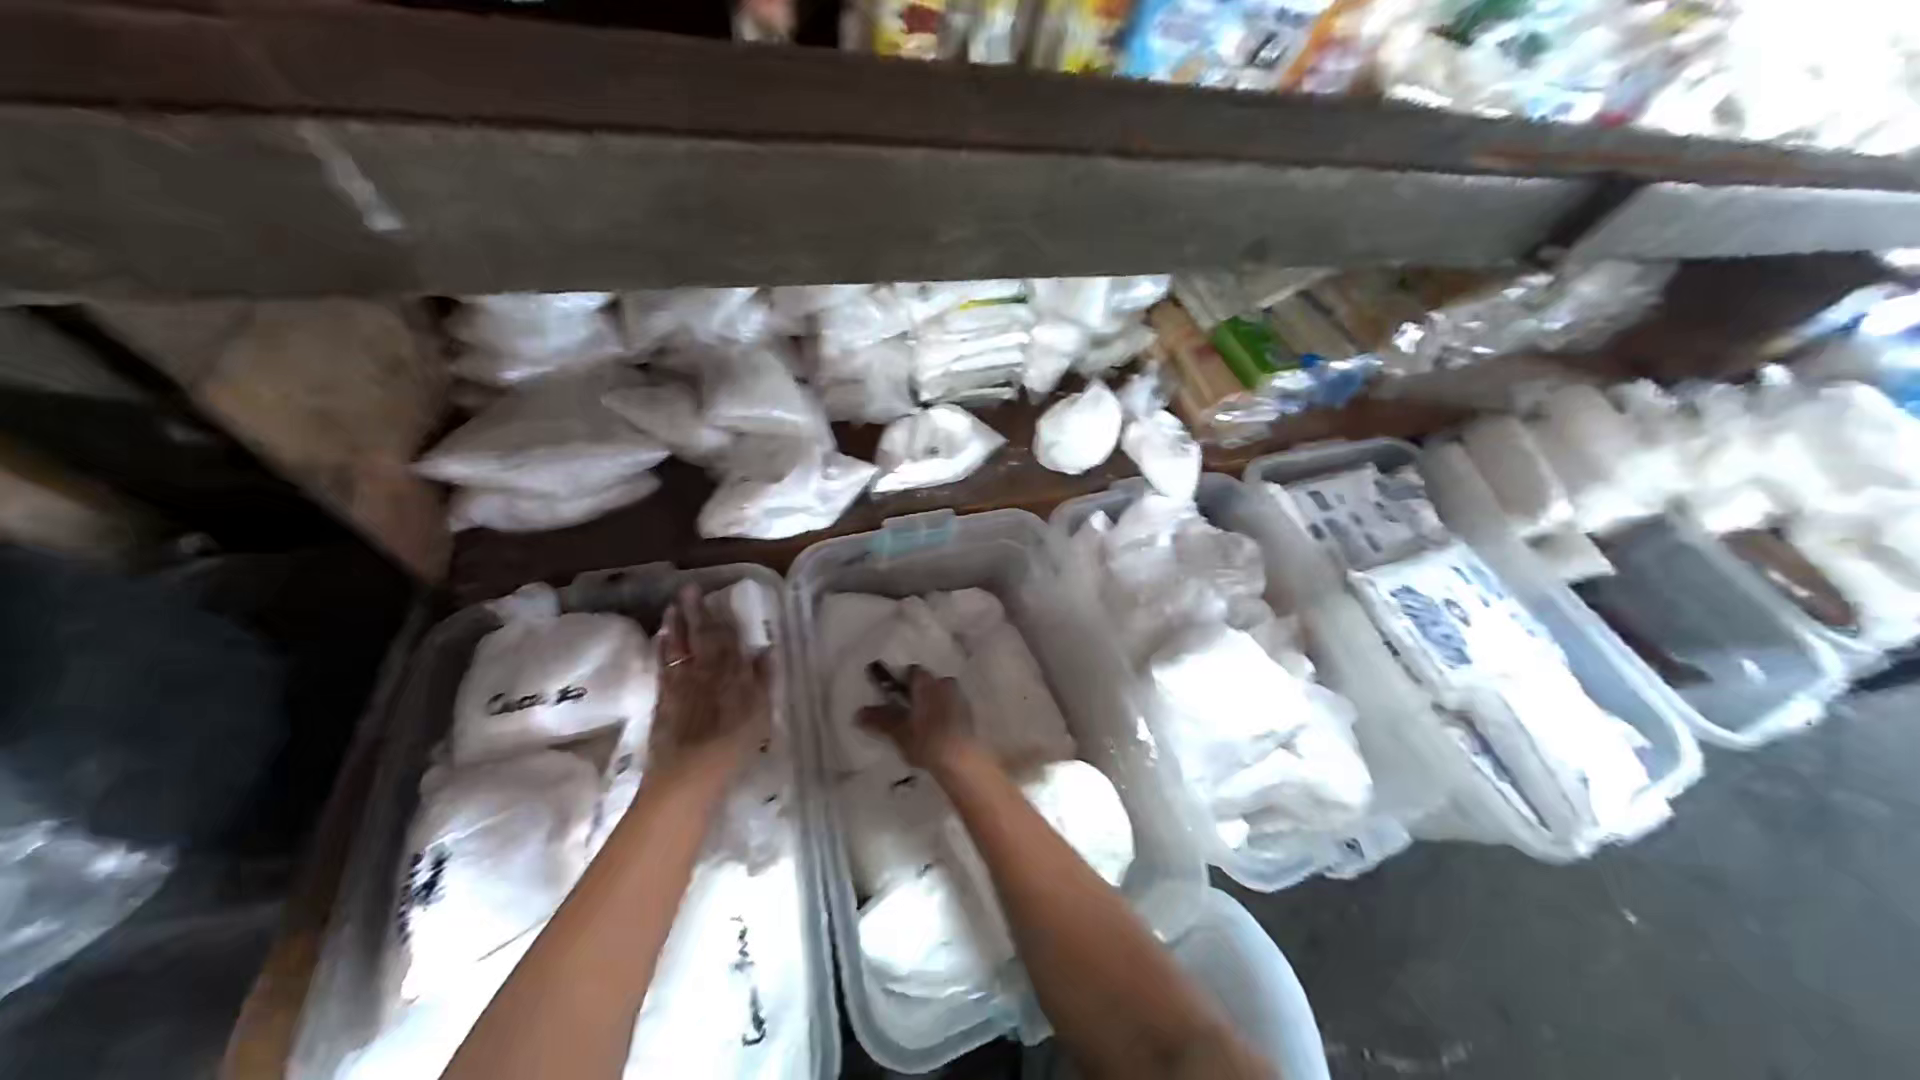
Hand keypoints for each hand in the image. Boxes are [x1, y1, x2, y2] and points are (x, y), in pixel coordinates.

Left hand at [650, 583, 770, 772]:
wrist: (688, 775)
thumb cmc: (733, 747)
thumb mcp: (760, 715)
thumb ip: (763, 680)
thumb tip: (765, 651)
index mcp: (731, 673)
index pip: (727, 638)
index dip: (722, 617)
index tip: (716, 597)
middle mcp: (704, 671)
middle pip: (699, 636)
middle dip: (695, 612)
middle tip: (688, 589)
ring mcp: (679, 684)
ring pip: (677, 647)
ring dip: (675, 626)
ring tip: (672, 608)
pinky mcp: (662, 700)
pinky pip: (661, 667)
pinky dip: (661, 651)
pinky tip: (660, 641)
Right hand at [857, 666, 974, 771]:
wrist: (962, 760)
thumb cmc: (926, 740)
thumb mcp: (898, 731)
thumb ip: (880, 719)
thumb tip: (858, 713)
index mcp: (926, 682)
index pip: (911, 672)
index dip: (901, 682)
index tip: (892, 696)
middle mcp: (944, 683)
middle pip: (927, 683)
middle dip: (917, 694)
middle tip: (904, 712)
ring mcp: (960, 698)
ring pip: (940, 695)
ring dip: (931, 705)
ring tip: (919, 725)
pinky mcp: (969, 714)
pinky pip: (950, 708)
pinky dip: (942, 715)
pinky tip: (935, 732)